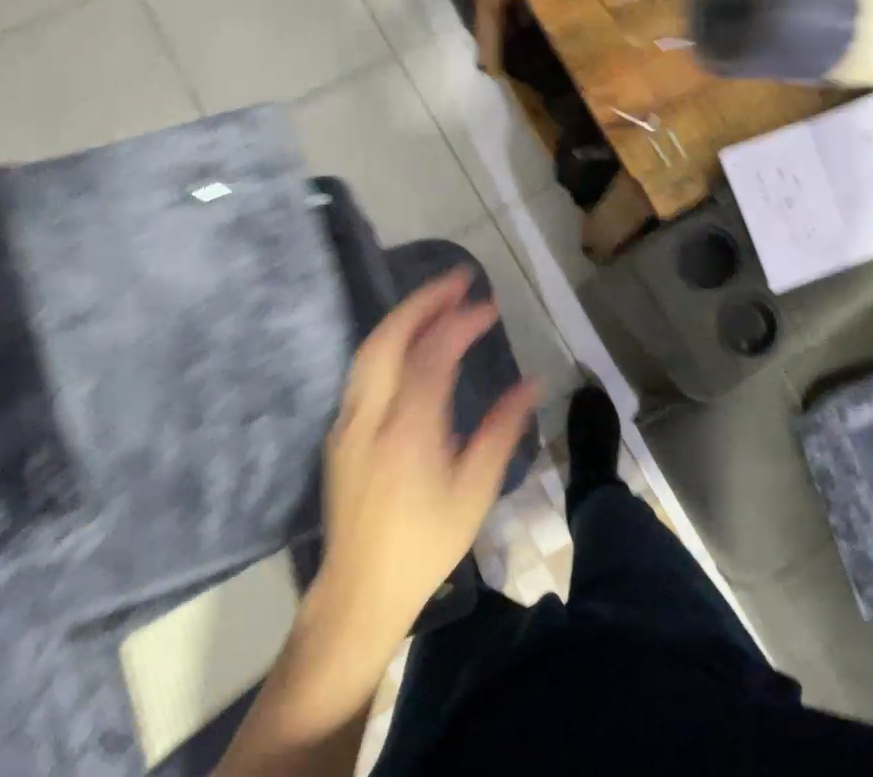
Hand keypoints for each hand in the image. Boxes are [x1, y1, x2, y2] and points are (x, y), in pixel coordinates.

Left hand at [315, 268, 539, 647]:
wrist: (360, 590)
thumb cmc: (426, 545)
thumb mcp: (475, 491)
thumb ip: (503, 430)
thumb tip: (532, 384)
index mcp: (408, 431)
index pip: (433, 356)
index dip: (460, 322)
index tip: (489, 305)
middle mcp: (370, 417)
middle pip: (387, 340)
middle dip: (421, 302)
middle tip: (456, 282)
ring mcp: (347, 424)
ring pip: (367, 353)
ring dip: (401, 320)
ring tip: (437, 303)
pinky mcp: (339, 436)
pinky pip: (362, 374)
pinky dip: (388, 346)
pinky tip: (410, 347)